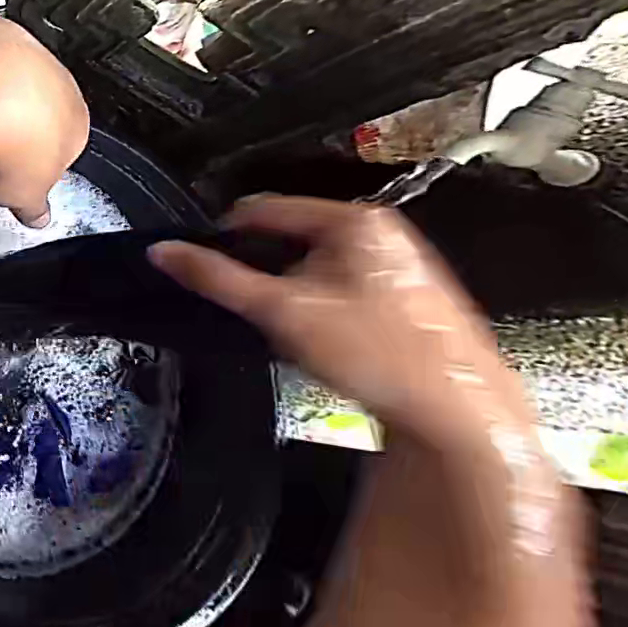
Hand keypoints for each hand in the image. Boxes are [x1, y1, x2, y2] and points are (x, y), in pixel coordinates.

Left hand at [0, 16, 88, 227]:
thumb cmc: (11, 143)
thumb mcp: (26, 195)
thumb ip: (34, 204)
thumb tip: (37, 215)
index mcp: (76, 120)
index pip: (60, 144)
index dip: (30, 163)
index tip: (8, 174)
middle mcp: (55, 79)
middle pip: (33, 106)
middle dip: (8, 127)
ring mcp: (19, 50)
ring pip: (3, 77)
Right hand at [148, 196, 533, 453]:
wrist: (462, 418)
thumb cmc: (382, 356)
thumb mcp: (280, 311)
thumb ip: (215, 277)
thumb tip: (165, 252)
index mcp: (353, 220)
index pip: (261, 209)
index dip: (225, 237)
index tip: (209, 267)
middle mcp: (380, 233)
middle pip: (287, 237)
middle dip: (264, 269)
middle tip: (258, 307)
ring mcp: (396, 263)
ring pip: (312, 264)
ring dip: (290, 289)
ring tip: (295, 328)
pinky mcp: (403, 294)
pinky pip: (338, 285)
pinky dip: (318, 304)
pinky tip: (326, 339)